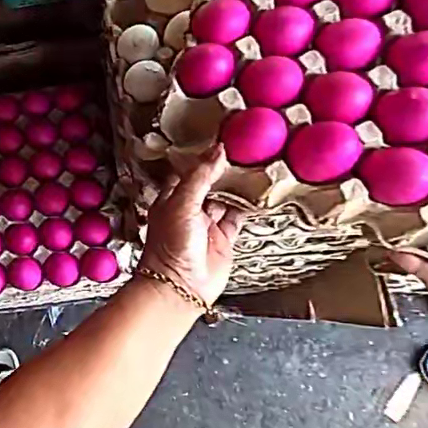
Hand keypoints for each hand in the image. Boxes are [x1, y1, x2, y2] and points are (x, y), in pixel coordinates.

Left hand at [139, 146, 243, 309]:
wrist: (180, 285)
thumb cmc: (170, 246)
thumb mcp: (182, 203)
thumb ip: (200, 177)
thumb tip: (216, 151)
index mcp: (170, 199)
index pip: (186, 173)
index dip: (200, 159)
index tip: (219, 142)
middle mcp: (188, 210)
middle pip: (207, 185)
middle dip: (221, 172)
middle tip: (242, 153)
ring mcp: (206, 225)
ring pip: (223, 200)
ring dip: (236, 189)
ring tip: (254, 169)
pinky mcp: (222, 240)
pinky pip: (236, 218)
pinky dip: (246, 208)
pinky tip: (257, 196)